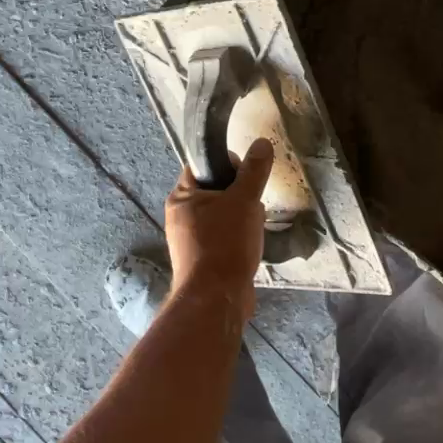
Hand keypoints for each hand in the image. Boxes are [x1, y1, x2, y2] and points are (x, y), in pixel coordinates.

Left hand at [164, 139, 273, 311]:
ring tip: (253, 230)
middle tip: (252, 207)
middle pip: (216, 191)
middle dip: (240, 197)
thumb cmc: (225, 243)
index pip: (202, 166)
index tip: (246, 177)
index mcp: (181, 198)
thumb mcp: (244, 200)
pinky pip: (224, 238)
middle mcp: (180, 217)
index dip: (227, 165)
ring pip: (223, 216)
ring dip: (242, 220)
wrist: (217, 300)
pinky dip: (238, 240)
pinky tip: (250, 248)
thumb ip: (253, 172)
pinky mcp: (202, 261)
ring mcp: (190, 241)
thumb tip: (261, 143)